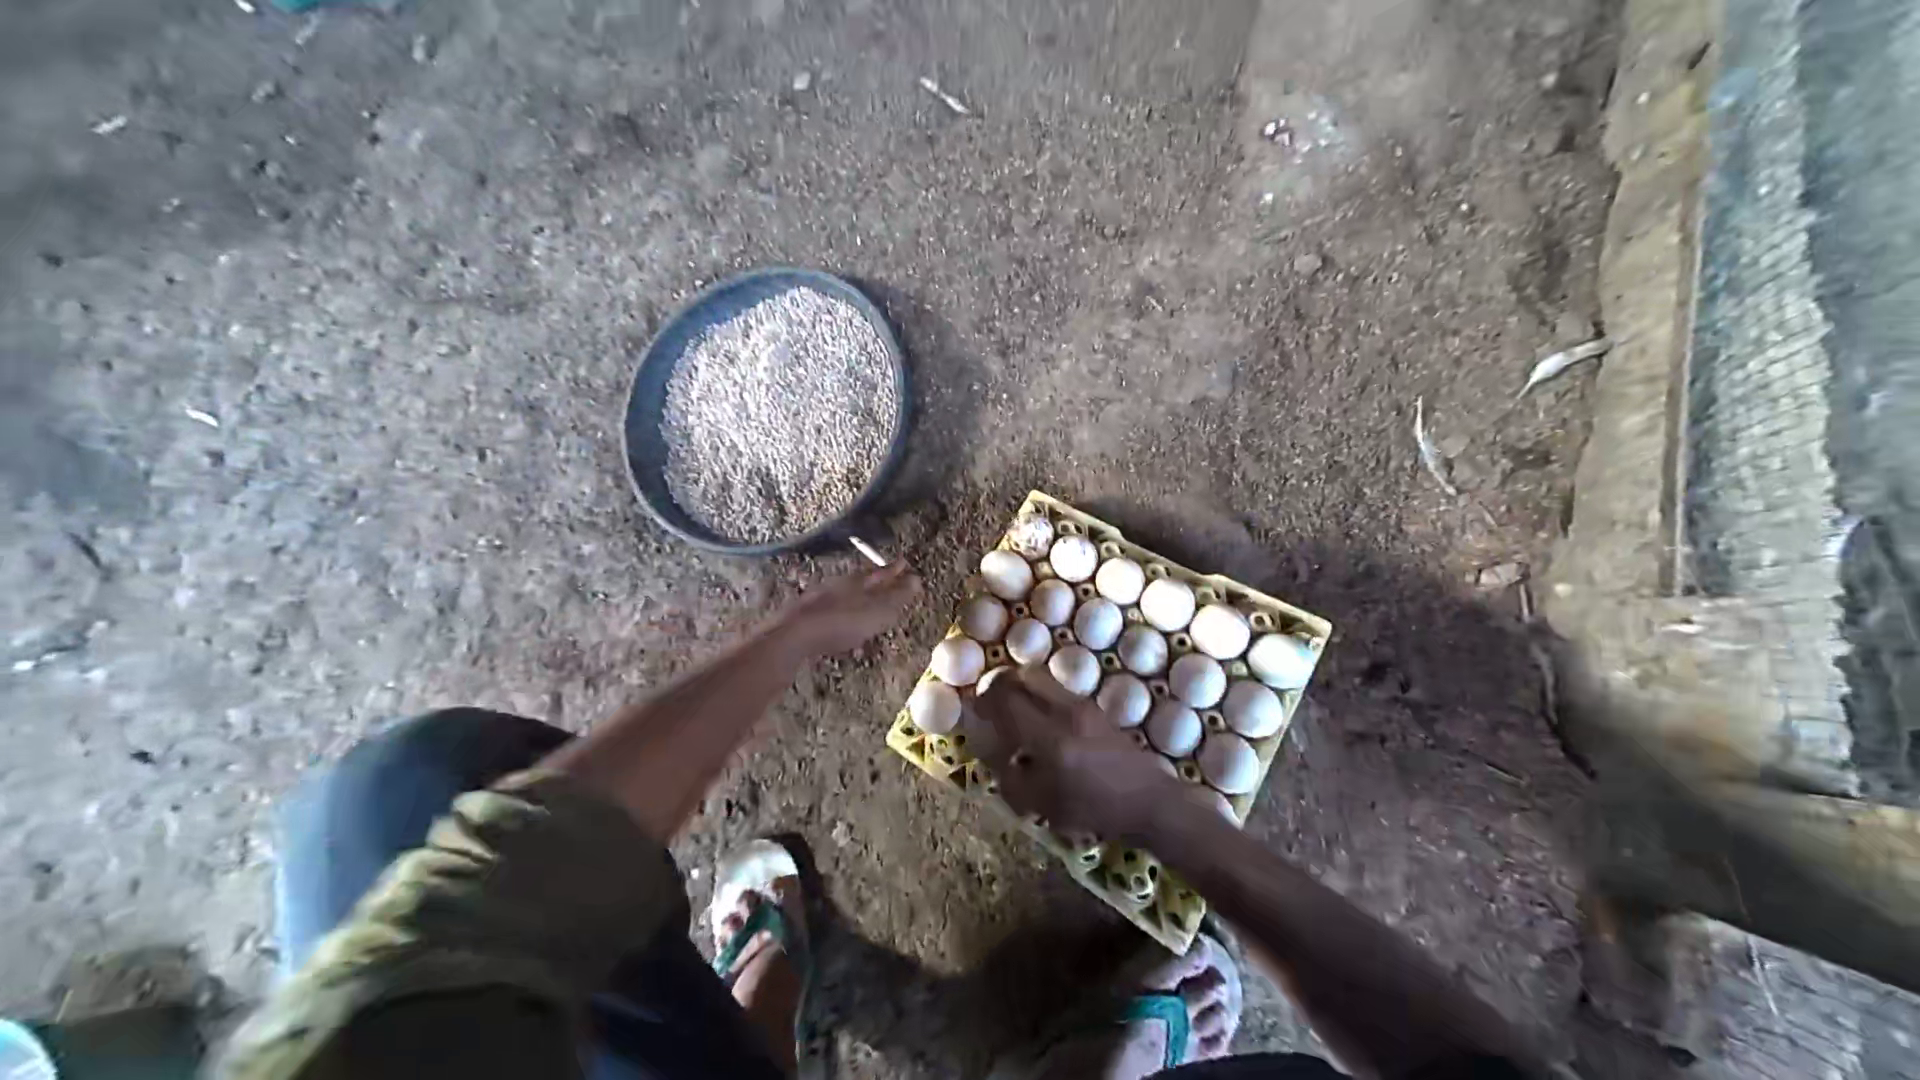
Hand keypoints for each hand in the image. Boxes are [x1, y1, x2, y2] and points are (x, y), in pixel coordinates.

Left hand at [776, 560, 921, 657]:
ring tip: (867, 603)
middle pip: (861, 579)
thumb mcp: (877, 611)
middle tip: (886, 577)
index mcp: (858, 581)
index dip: (894, 570)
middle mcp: (839, 585)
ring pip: (844, 594)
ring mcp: (820, 599)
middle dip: (875, 579)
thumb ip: (897, 597)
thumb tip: (916, 579)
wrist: (793, 635)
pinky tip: (841, 626)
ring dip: (857, 598)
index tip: (905, 563)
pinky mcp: (806, 616)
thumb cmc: (842, 622)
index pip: (881, 572)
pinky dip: (841, 615)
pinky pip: (831, 612)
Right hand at [971, 665, 1184, 839]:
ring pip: (1040, 678)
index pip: (1004, 700)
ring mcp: (1082, 705)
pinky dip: (1038, 696)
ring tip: (1013, 713)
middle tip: (989, 704)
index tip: (973, 710)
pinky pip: (1055, 690)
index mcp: (1049, 738)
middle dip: (999, 685)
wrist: (1148, 802)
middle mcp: (1065, 711)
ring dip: (1020, 688)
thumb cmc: (1093, 810)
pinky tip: (1039, 724)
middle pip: (1022, 676)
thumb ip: (1010, 777)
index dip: (982, 700)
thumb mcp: (1042, 805)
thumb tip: (990, 752)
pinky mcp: (1093, 707)